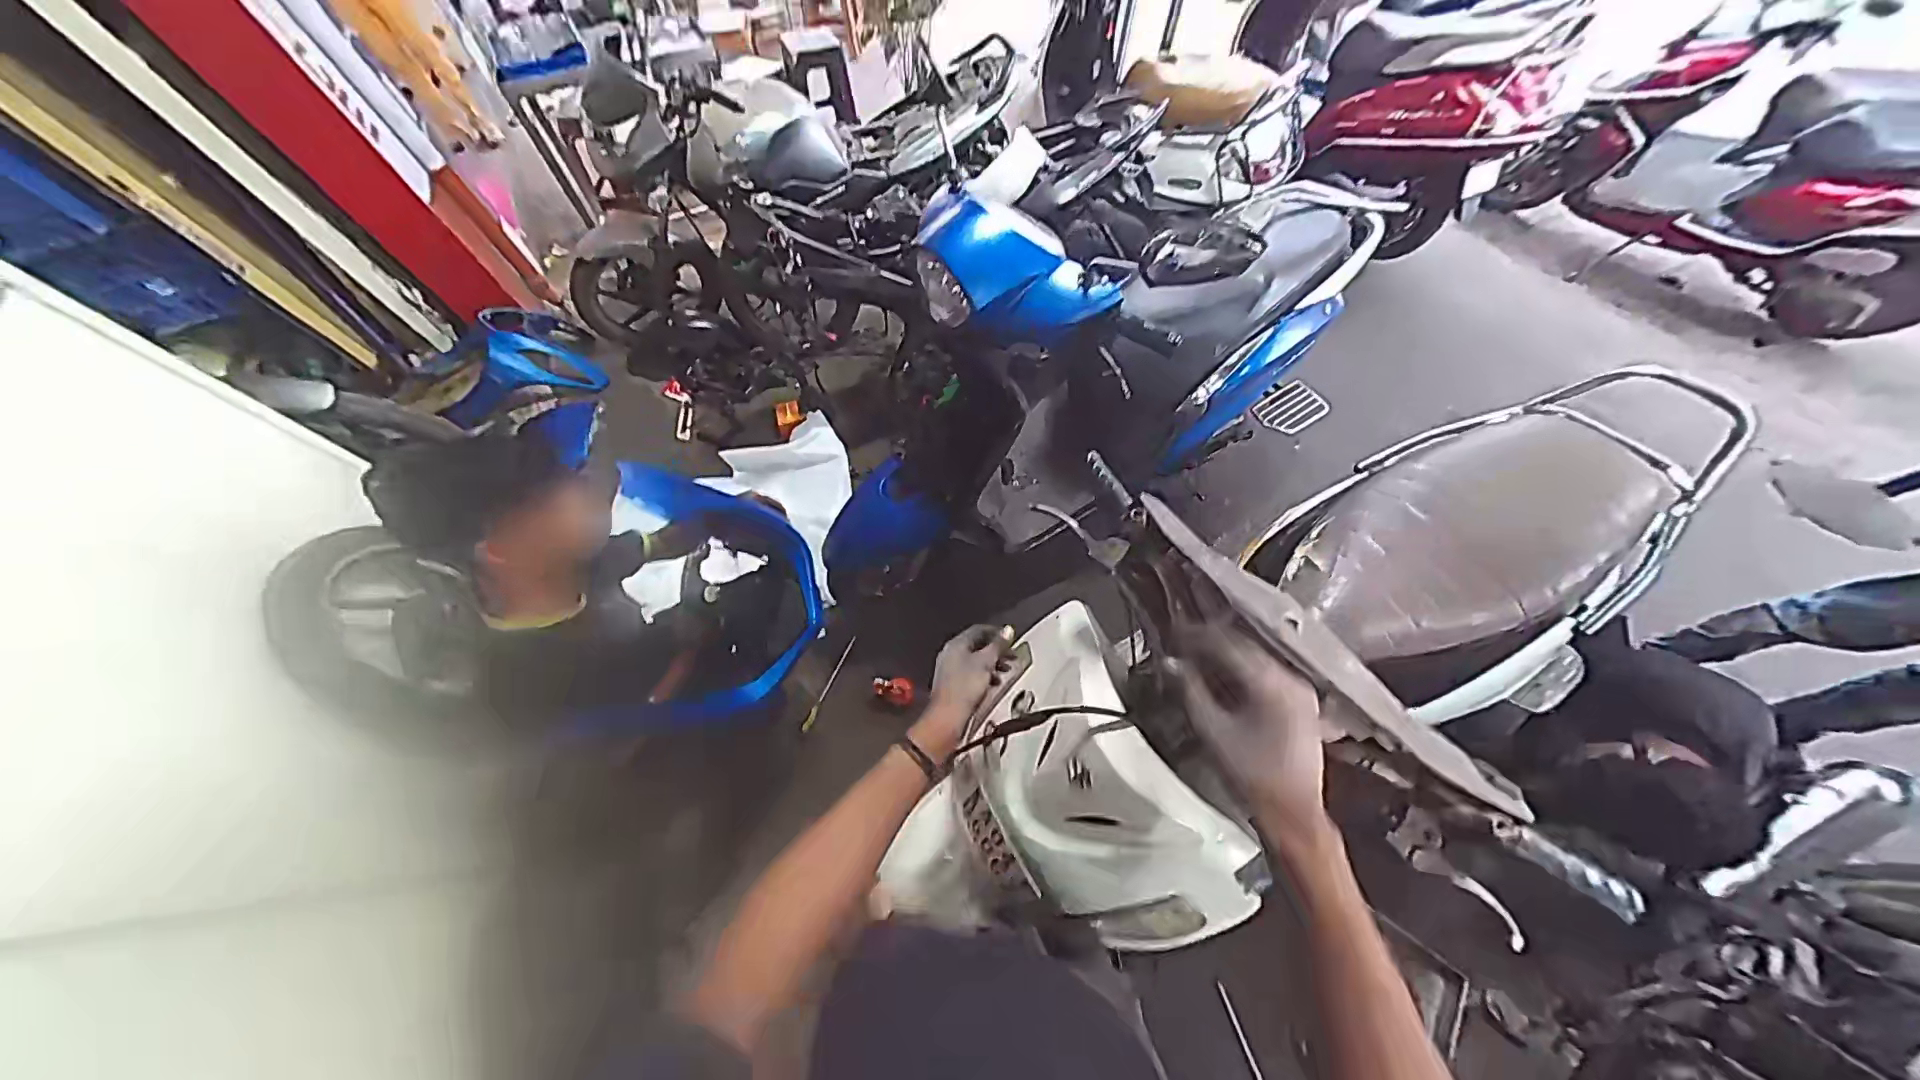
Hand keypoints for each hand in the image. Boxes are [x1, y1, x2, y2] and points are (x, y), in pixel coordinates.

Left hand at [922, 624, 1017, 745]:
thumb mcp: (986, 662)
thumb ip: (998, 645)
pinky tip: (993, 683)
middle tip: (1010, 656)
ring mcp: (949, 669)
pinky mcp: (952, 684)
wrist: (948, 716)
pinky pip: (971, 674)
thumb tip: (1007, 630)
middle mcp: (950, 653)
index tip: (1010, 639)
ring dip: (992, 664)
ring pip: (975, 660)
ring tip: (1005, 671)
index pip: (978, 630)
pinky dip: (984, 675)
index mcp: (956, 644)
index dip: (996, 632)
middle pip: (977, 645)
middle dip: (996, 650)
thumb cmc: (965, 687)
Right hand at [1172, 623, 1326, 830]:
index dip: (1197, 636)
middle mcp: (1291, 679)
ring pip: (1256, 658)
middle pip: (1245, 646)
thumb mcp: (1211, 729)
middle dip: (1211, 642)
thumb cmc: (1251, 773)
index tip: (1174, 632)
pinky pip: (1267, 672)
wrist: (1292, 811)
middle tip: (1182, 642)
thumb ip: (1190, 689)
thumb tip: (1170, 662)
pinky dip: (1243, 669)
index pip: (1228, 644)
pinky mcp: (1302, 702)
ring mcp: (1300, 690)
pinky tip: (1224, 675)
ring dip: (1226, 655)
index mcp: (1271, 682)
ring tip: (1198, 655)